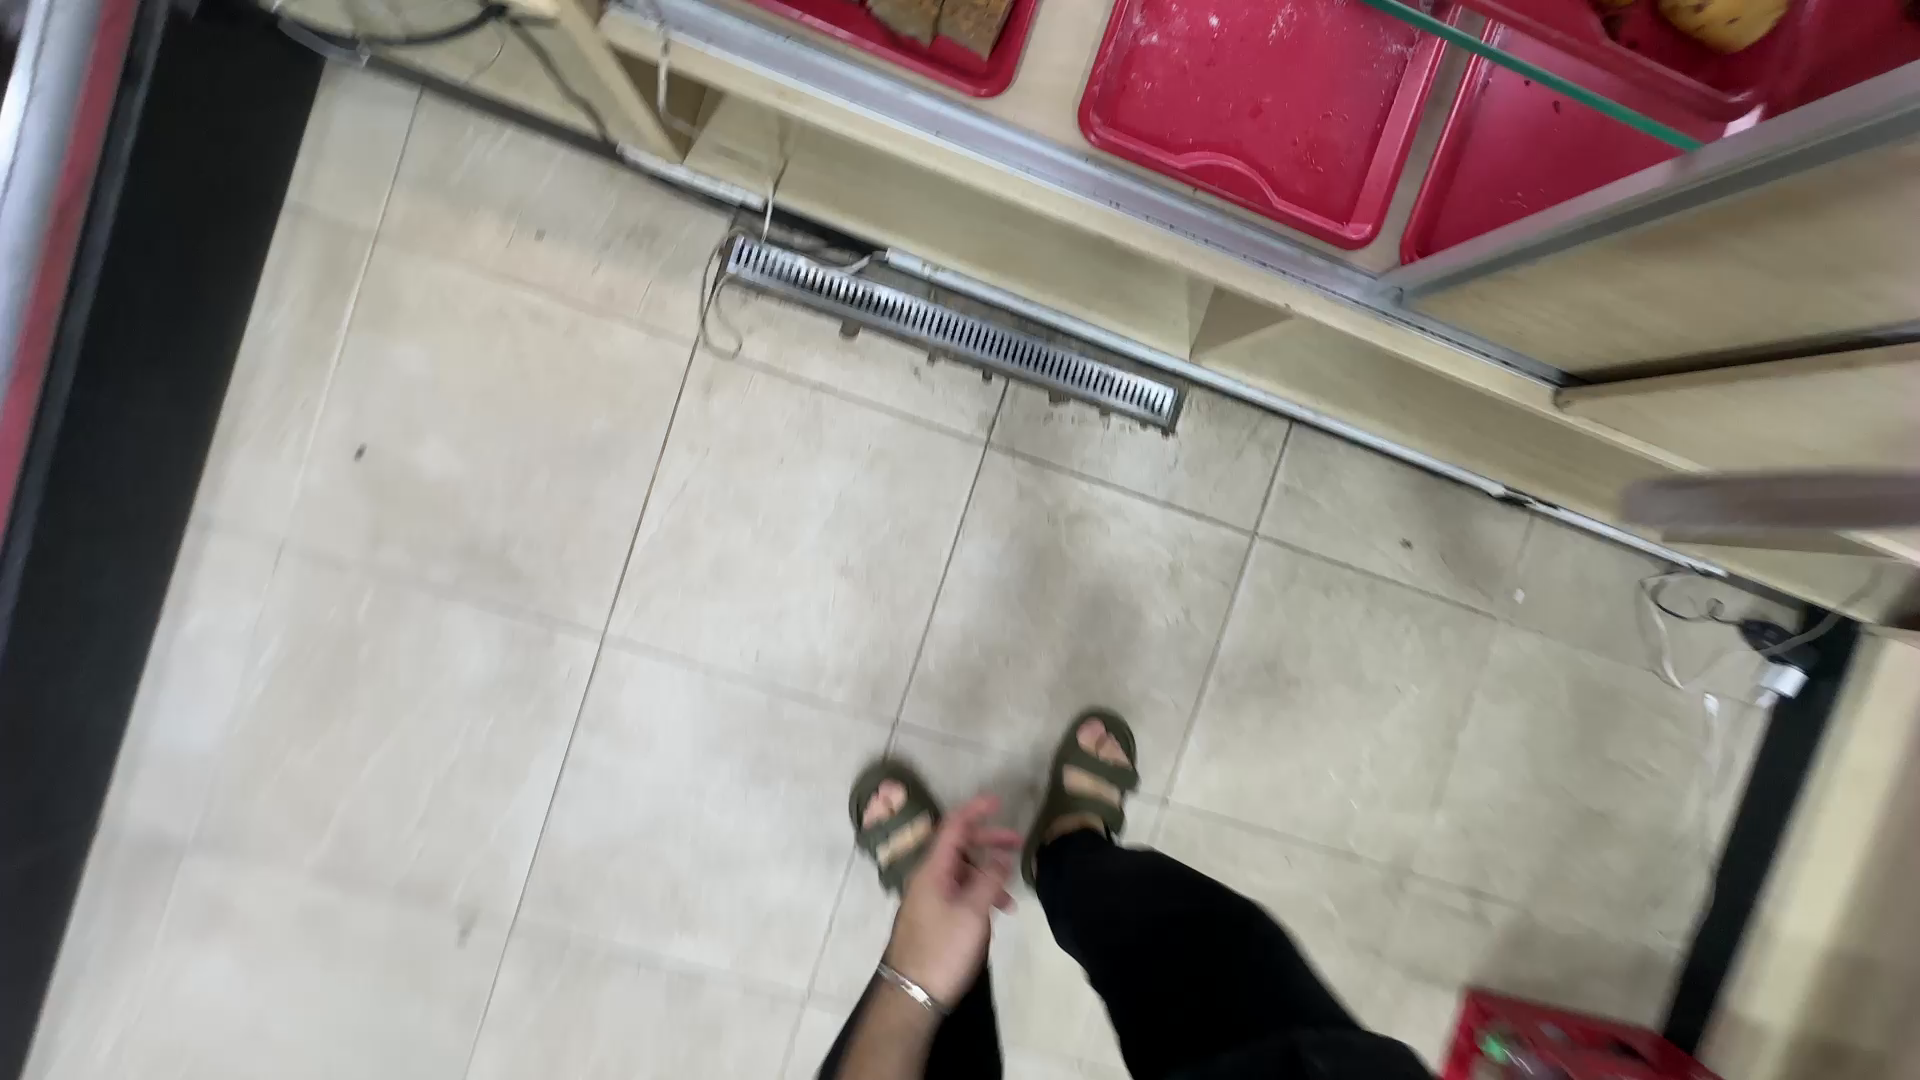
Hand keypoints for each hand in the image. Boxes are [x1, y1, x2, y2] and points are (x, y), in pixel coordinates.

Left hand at [883, 794, 1020, 1004]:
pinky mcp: (934, 917)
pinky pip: (959, 892)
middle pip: (960, 846)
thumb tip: (1001, 855)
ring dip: (987, 873)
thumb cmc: (942, 949)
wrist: (911, 996)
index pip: (954, 826)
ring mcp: (929, 898)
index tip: (998, 802)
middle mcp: (928, 877)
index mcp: (933, 869)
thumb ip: (989, 879)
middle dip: (989, 841)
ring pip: (962, 871)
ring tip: (1012, 892)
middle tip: (1018, 842)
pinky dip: (979, 893)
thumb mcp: (972, 913)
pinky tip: (996, 913)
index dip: (975, 810)